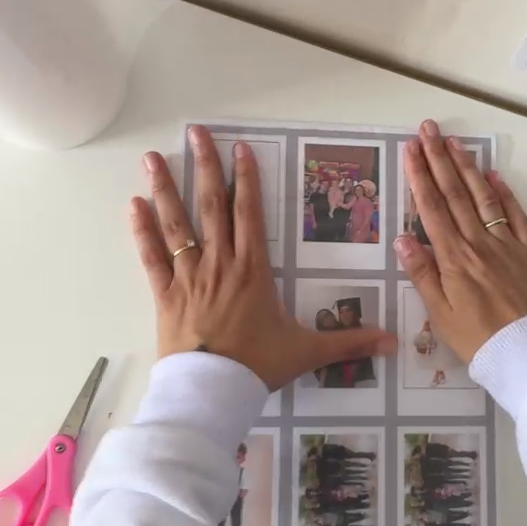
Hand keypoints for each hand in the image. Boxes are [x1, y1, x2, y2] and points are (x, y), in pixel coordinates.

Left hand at [131, 126, 395, 388]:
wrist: (211, 393)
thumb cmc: (258, 367)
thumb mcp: (307, 352)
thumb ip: (349, 343)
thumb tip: (394, 343)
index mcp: (253, 271)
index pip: (249, 214)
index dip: (246, 180)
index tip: (241, 149)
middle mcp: (220, 265)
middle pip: (211, 207)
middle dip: (205, 167)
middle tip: (197, 132)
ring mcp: (189, 278)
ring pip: (177, 225)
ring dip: (166, 189)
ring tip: (152, 158)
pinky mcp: (166, 296)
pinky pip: (152, 258)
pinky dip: (142, 232)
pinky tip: (133, 206)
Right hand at [396, 120, 526, 361]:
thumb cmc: (479, 340)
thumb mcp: (440, 315)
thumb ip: (422, 275)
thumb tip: (402, 239)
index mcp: (453, 258)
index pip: (431, 209)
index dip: (419, 176)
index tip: (410, 150)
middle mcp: (479, 243)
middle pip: (455, 194)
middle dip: (439, 160)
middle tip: (428, 129)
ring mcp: (506, 245)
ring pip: (484, 198)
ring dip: (468, 168)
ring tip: (455, 142)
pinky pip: (516, 216)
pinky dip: (504, 194)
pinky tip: (495, 176)